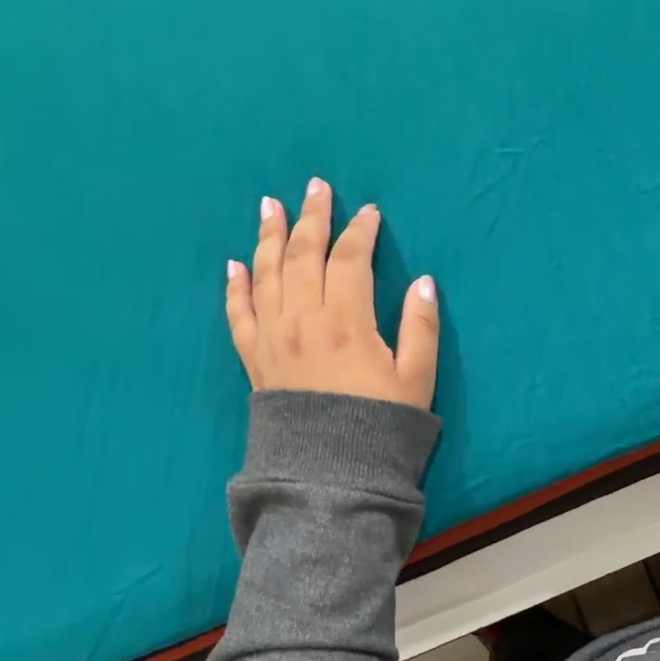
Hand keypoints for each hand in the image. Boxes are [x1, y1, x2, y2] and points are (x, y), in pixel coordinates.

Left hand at [224, 177, 438, 409]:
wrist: (331, 474)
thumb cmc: (380, 428)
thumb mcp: (416, 382)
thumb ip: (421, 330)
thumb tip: (424, 283)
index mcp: (346, 322)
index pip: (351, 261)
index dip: (360, 232)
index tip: (369, 212)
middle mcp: (303, 320)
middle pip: (303, 255)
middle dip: (312, 217)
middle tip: (316, 187)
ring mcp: (272, 338)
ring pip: (266, 274)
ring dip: (269, 236)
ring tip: (271, 206)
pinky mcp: (254, 359)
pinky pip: (238, 313)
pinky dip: (236, 286)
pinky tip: (236, 264)